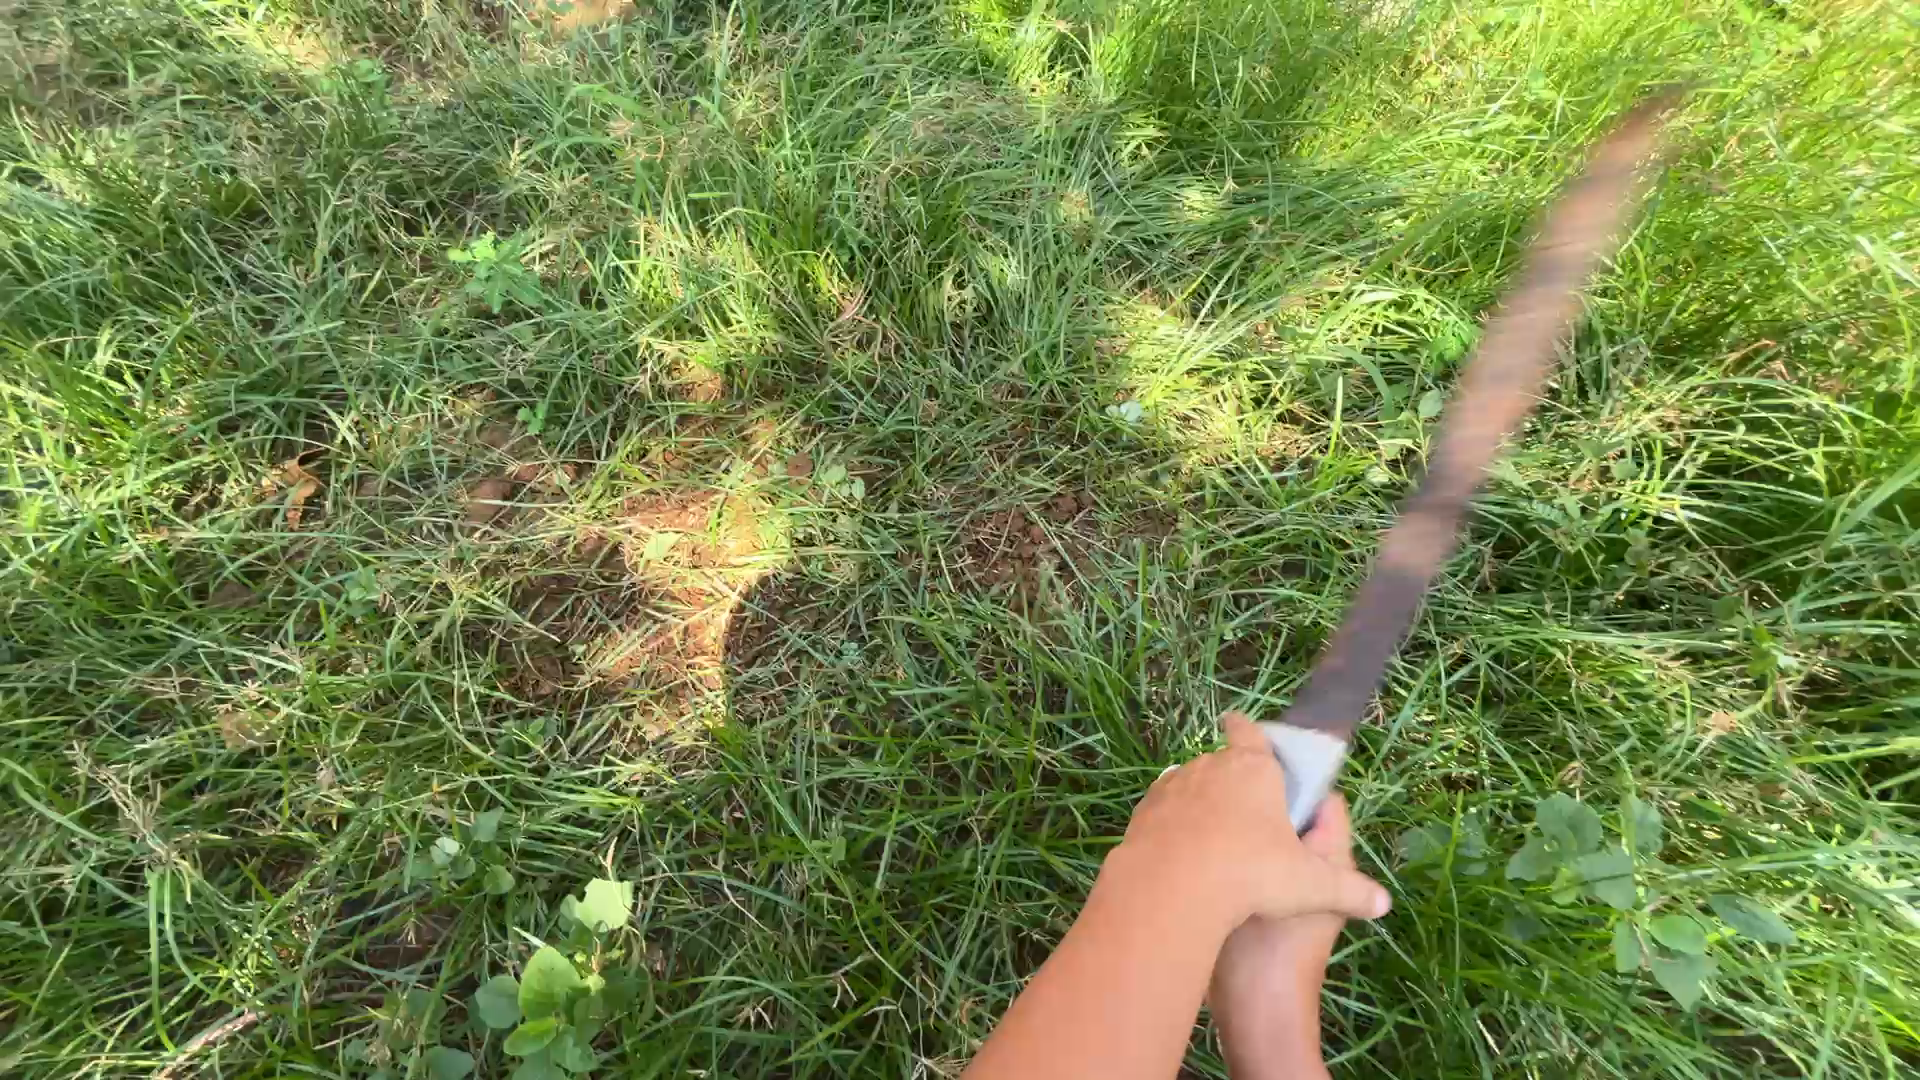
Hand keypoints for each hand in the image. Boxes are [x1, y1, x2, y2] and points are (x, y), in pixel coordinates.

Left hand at [1105, 711, 1388, 932]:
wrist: (1173, 882)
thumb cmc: (1251, 872)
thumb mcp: (1310, 886)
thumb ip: (1348, 890)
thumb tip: (1382, 903)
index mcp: (1253, 768)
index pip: (1249, 731)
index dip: (1248, 730)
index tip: (1247, 731)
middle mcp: (1211, 765)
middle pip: (1223, 762)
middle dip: (1234, 780)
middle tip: (1249, 814)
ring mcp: (1175, 783)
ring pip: (1192, 783)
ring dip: (1203, 801)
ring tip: (1217, 838)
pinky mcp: (1148, 805)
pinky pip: (1166, 806)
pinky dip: (1176, 820)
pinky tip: (1186, 850)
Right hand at [1207, 793, 1362, 1079]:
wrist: (1254, 1009)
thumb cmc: (1273, 943)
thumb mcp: (1282, 878)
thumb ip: (1277, 832)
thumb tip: (1264, 784)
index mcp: (1331, 856)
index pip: (1324, 798)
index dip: (1295, 775)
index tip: (1256, 762)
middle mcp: (1311, 867)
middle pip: (1290, 813)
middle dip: (1260, 795)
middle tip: (1220, 776)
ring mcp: (1280, 884)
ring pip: (1263, 833)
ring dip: (1239, 820)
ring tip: (1204, 799)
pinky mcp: (1252, 897)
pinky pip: (1243, 853)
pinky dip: (1225, 842)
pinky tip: (1194, 833)